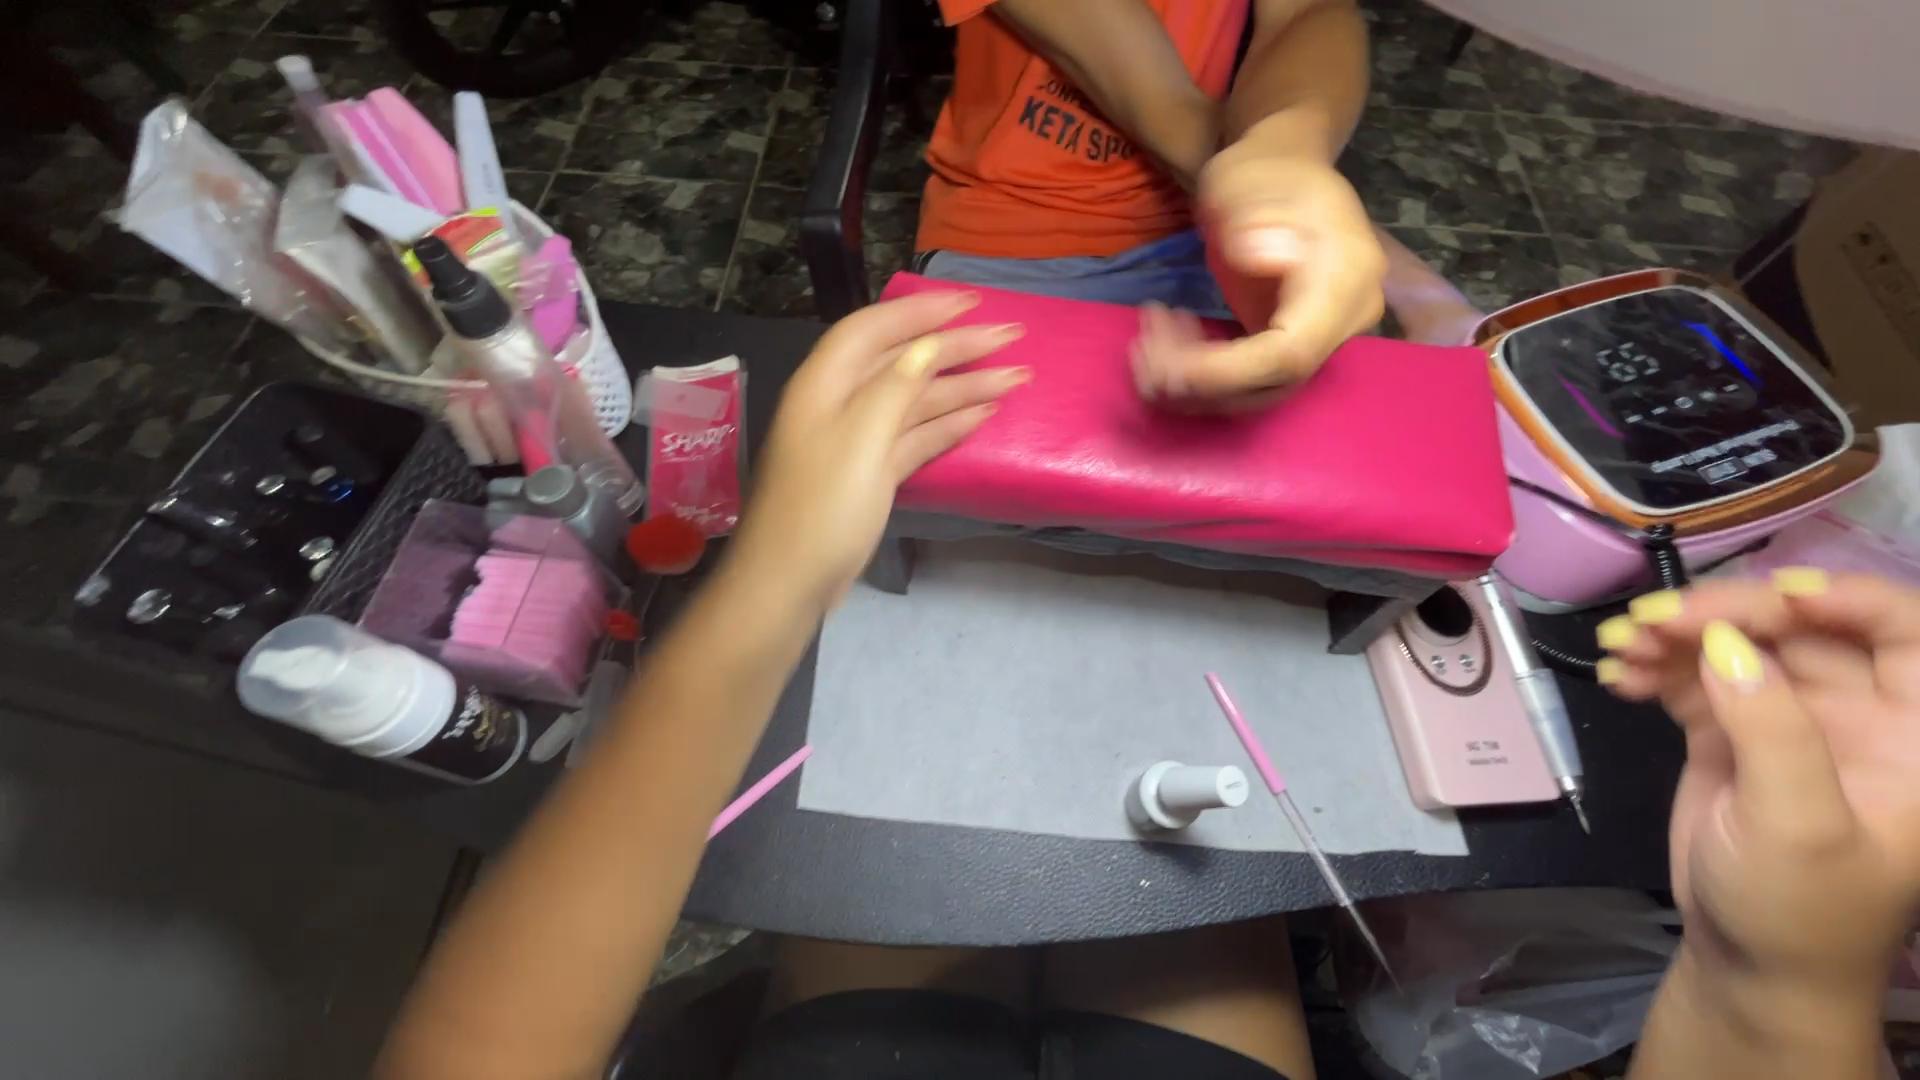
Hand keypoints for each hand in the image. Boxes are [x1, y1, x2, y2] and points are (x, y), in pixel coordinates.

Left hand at [726, 291, 1026, 611]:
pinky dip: (948, 425)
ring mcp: (859, 441)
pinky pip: (915, 437)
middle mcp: (842, 404)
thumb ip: (894, 388)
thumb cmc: (821, 508)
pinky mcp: (872, 474)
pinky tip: (983, 414)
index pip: (875, 329)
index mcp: (827, 384)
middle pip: (903, 363)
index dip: (921, 312)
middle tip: (1010, 337)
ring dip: (962, 388)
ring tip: (1015, 378)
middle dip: (956, 348)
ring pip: (915, 402)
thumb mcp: (860, 440)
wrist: (791, 581)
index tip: (972, 303)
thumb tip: (928, 346)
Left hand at [1133, 139, 1384, 409]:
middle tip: (1141, 352)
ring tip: (1144, 347)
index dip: (1225, 372)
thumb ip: (1256, 217)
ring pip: (1254, 393)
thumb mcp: (1249, 180)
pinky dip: (1198, 378)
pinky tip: (1164, 350)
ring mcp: (1320, 340)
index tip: (1168, 367)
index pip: (1288, 354)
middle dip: (1197, 383)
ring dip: (1190, 386)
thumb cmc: (1264, 172)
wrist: (1283, 174)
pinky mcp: (1289, 350)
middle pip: (1270, 383)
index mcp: (1346, 280)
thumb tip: (1260, 255)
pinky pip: (1246, 383)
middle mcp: (1344, 321)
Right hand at [1595, 570, 1919, 991]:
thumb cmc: (1801, 903)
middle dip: (1725, 614)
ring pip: (1733, 648)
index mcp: (1912, 737)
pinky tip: (1616, 676)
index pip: (1906, 638)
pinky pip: (1687, 678)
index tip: (1769, 595)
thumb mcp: (1796, 822)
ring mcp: (1782, 721)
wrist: (1747, 957)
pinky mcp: (1723, 732)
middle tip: (1651, 621)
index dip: (1849, 601)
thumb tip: (1725, 644)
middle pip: (1798, 632)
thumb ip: (1772, 730)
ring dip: (1672, 637)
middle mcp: (1855, 717)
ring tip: (1619, 646)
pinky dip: (1649, 668)